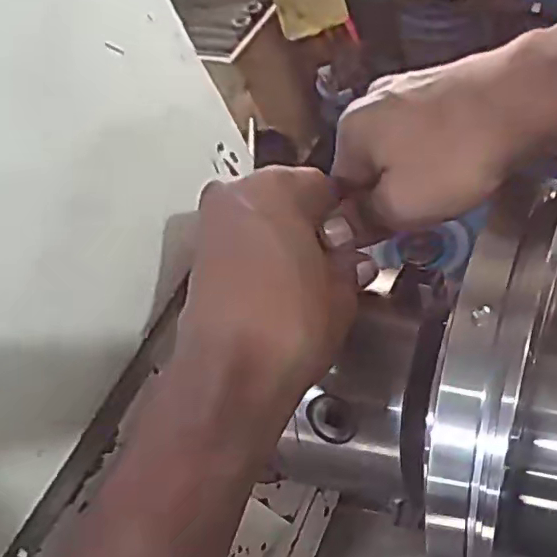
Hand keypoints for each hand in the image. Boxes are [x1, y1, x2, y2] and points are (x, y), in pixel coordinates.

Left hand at [173, 167, 366, 408]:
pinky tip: (281, 293)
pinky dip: (262, 261)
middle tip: (336, 262)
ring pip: (261, 222)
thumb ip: (349, 264)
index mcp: (275, 189)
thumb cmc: (293, 325)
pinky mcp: (199, 259)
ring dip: (285, 243)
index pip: (322, 183)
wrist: (232, 373)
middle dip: (311, 224)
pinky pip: (242, 247)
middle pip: (285, 197)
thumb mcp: (342, 293)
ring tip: (310, 282)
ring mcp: (210, 226)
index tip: (358, 239)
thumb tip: (352, 257)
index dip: (344, 212)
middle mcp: (234, 195)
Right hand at [333, 29, 556, 231]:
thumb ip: (365, 220)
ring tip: (446, 195)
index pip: (338, 191)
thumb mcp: (401, 207)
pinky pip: (431, 140)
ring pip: (402, 155)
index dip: (360, 222)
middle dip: (392, 200)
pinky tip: (461, 170)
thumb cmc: (457, 154)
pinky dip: (442, 160)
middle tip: (420, 222)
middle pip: (371, 170)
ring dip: (419, 182)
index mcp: (350, 131)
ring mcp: (408, 93)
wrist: (516, 104)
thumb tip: (338, 228)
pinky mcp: (442, 93)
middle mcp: (372, 103)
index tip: (382, 240)